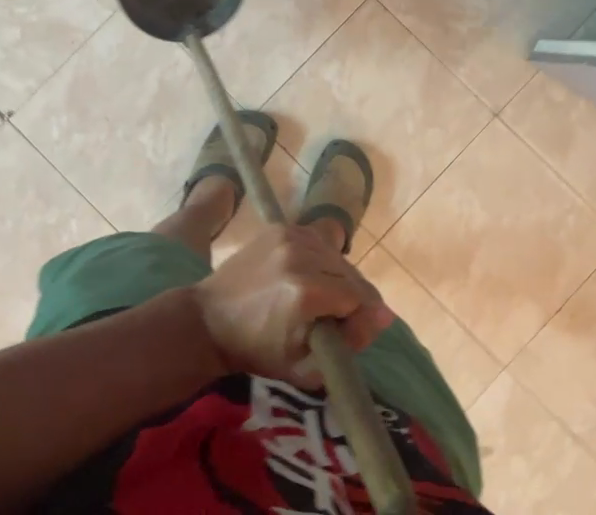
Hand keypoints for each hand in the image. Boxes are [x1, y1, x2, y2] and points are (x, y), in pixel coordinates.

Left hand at [192, 225, 393, 384]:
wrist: (210, 318)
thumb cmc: (258, 350)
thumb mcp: (307, 367)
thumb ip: (351, 343)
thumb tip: (384, 315)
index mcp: (307, 292)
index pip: (361, 298)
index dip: (361, 319)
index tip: (348, 333)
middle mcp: (301, 255)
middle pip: (352, 274)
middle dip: (352, 298)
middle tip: (333, 319)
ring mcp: (289, 235)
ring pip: (337, 256)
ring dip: (338, 277)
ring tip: (319, 298)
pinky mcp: (280, 227)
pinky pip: (319, 240)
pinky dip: (321, 259)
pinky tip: (307, 276)